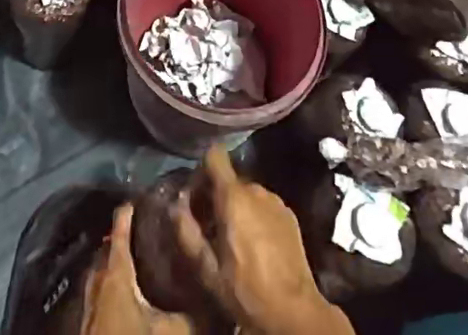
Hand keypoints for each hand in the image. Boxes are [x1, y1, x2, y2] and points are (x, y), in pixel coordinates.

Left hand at [81, 204, 192, 334]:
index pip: (119, 238)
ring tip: (132, 261)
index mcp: (116, 278)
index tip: (132, 201)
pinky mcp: (88, 332)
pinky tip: (125, 299)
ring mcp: (89, 313)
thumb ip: (195, 309)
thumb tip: (216, 291)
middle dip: (117, 241)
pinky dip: (107, 291)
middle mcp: (97, 289)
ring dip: (110, 267)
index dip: (125, 218)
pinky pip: (96, 300)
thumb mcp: (176, 328)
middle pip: (104, 256)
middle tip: (136, 230)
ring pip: (97, 280)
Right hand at [171, 146, 351, 334]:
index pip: (215, 157)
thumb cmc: (245, 290)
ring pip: (247, 193)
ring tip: (229, 239)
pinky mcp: (289, 213)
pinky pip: (264, 205)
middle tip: (206, 227)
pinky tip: (253, 244)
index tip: (194, 193)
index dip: (201, 170)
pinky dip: (254, 216)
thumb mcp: (208, 269)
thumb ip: (188, 233)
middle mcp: (257, 190)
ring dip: (235, 208)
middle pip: (229, 180)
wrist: (293, 309)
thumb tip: (175, 205)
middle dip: (215, 198)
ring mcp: (276, 200)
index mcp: (234, 198)